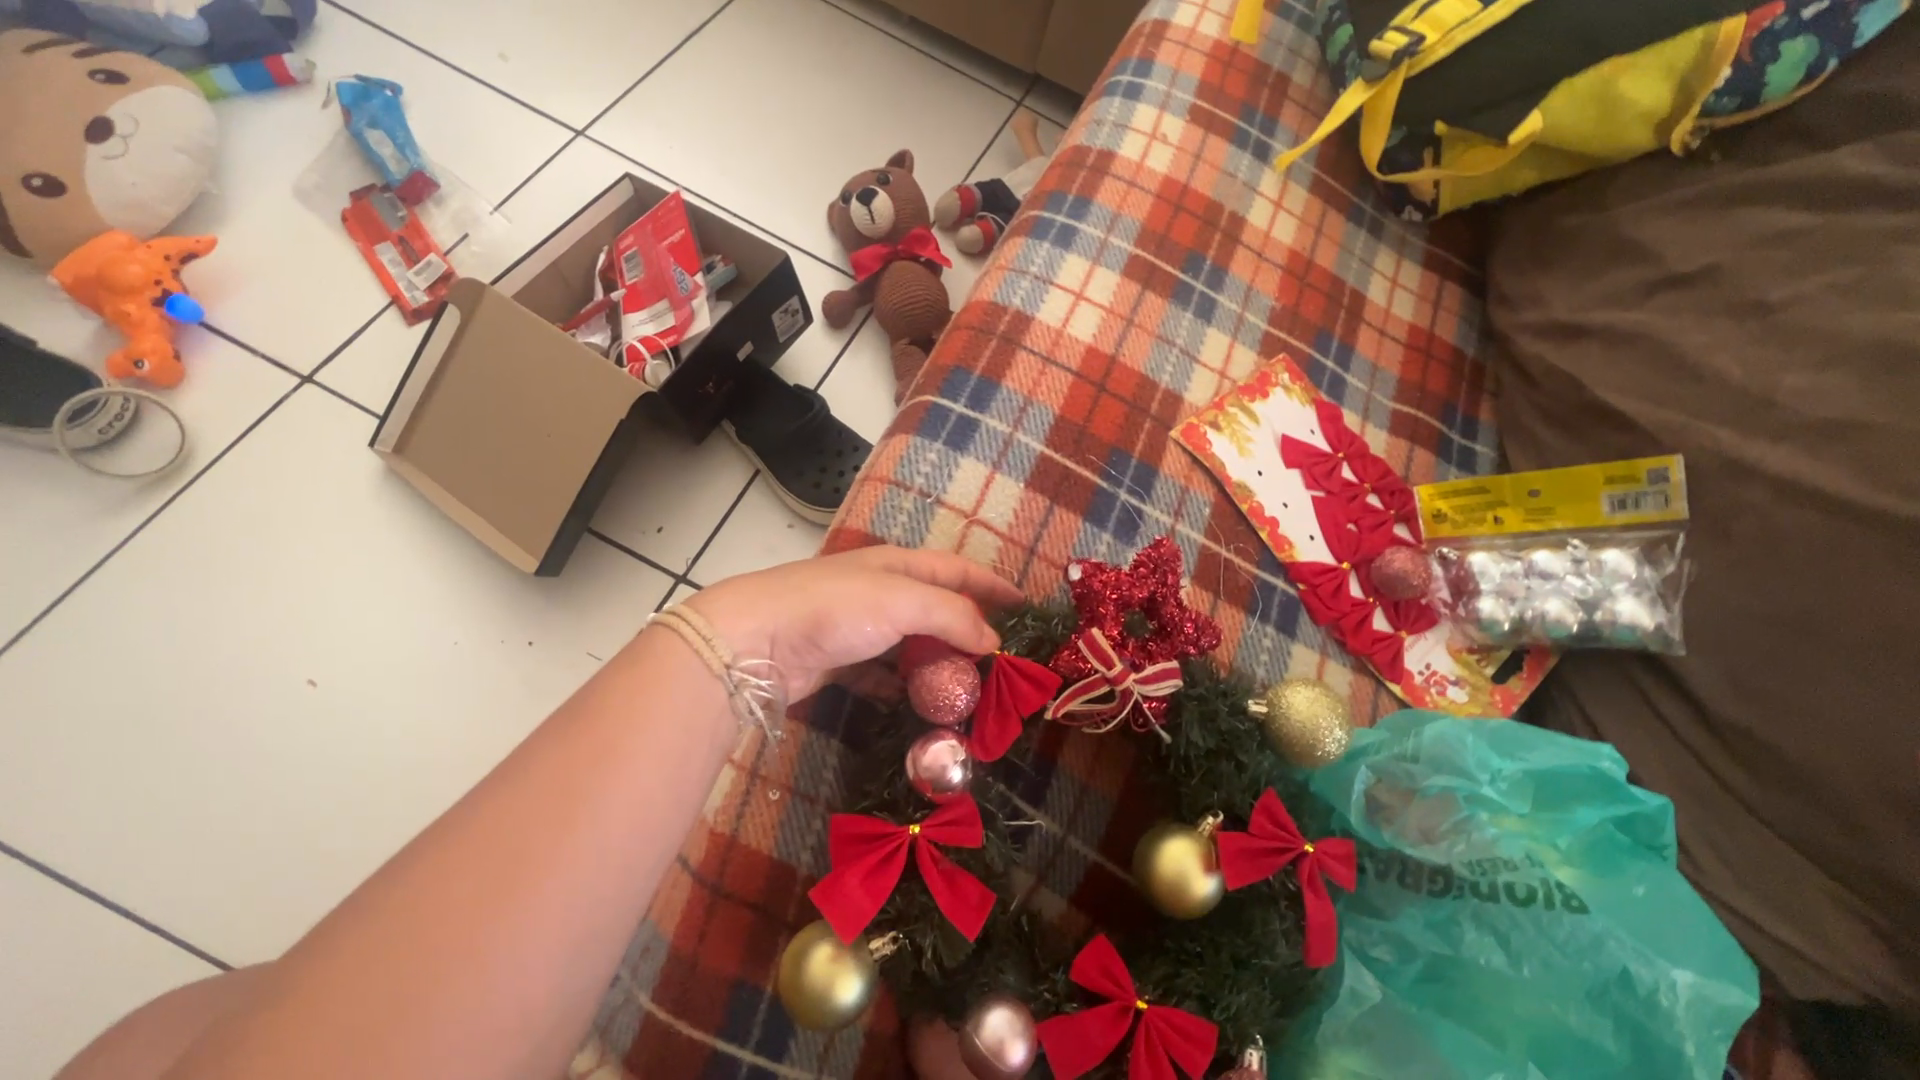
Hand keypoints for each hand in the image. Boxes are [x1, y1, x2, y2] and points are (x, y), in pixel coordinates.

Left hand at [683, 546, 1022, 702]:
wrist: (757, 640)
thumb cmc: (836, 609)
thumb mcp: (904, 602)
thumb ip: (953, 617)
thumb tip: (993, 641)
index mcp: (899, 566)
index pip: (958, 570)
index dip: (993, 585)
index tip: (1026, 606)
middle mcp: (880, 591)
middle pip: (936, 610)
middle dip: (967, 633)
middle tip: (999, 664)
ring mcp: (857, 627)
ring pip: (909, 646)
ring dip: (935, 665)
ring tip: (965, 692)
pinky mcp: (837, 662)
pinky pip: (879, 675)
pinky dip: (898, 687)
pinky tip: (913, 706)